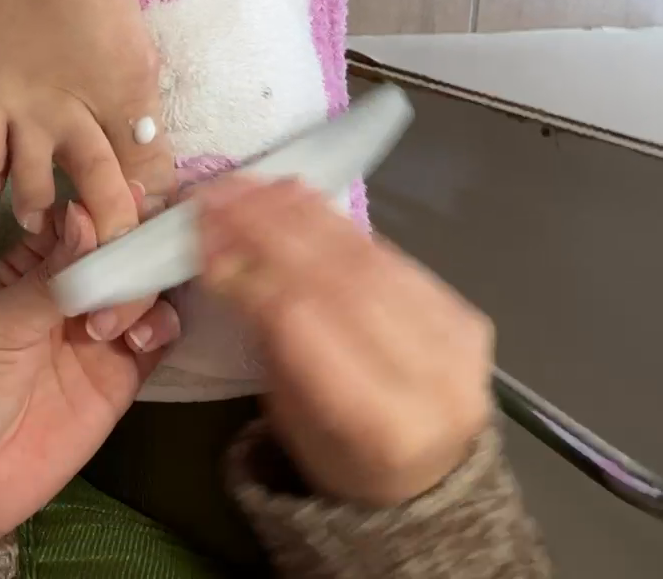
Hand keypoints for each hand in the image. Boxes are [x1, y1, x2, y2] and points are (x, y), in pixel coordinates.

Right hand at [0, 0, 177, 248]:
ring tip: (6, 185)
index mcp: (122, 78)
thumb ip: (115, 64)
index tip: (125, 218)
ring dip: (6, 182)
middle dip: (77, 221)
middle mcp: (60, 100)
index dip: (133, 204)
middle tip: (64, 225)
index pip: (136, 171)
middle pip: (73, 192)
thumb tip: (113, 105)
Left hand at [0, 196, 181, 540]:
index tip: (127, 199)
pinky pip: (159, 334)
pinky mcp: (125, 371)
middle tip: (129, 262)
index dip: (106, 206)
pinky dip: (161, 326)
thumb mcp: (0, 322)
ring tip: (109, 326)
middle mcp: (76, 286)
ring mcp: (103, 328)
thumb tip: (86, 210)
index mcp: (36, 262)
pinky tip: (139, 341)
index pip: (82, 218)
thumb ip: (52, 274)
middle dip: (133, 247)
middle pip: (123, 247)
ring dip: (142, 290)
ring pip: (146, 285)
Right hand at [196, 178, 494, 507]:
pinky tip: (289, 192)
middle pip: (335, 277)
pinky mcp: (460, 308)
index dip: (247, 271)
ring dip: (293, 211)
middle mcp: (427, 376)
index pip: (301, 321)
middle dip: (265, 226)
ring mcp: (453, 337)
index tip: (203, 240)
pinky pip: (385, 249)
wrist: (429, 478)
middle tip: (215, 196)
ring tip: (244, 185)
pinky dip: (330, 216)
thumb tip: (224, 254)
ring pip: (361, 255)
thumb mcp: (287, 409)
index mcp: (377, 421)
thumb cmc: (338, 453)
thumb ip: (266, 331)